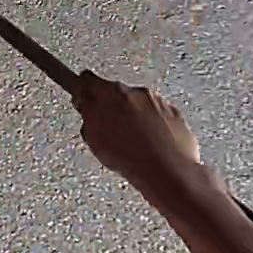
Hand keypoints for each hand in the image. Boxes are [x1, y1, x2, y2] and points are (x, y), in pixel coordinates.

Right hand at [73, 72, 226, 213]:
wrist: (168, 171)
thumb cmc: (131, 158)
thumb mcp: (94, 139)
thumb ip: (87, 115)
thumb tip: (84, 105)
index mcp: (110, 93)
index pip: (88, 80)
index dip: (82, 87)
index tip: (79, 91)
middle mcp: (134, 92)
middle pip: (115, 91)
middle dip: (109, 105)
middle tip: (106, 126)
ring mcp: (156, 101)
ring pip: (138, 103)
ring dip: (133, 116)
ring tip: (131, 142)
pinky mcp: (173, 113)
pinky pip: (157, 114)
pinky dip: (152, 124)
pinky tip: (149, 143)